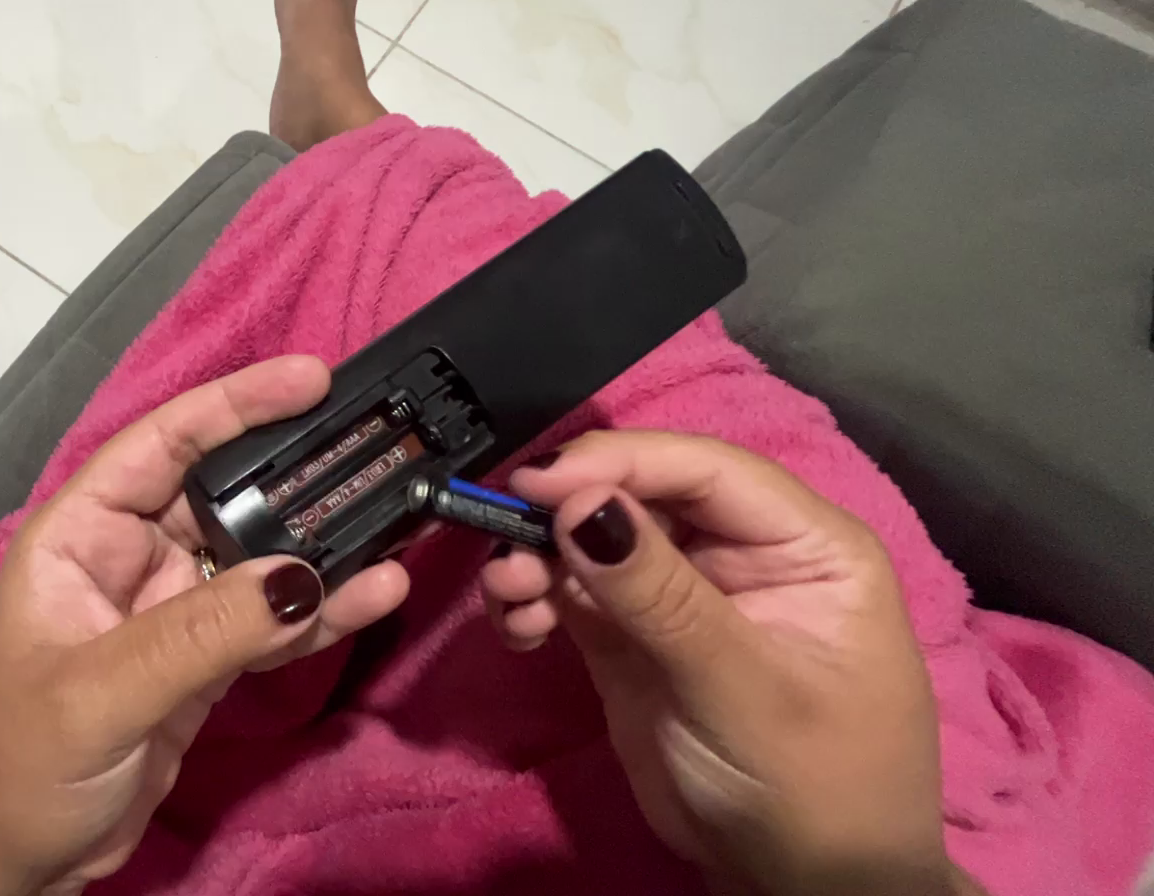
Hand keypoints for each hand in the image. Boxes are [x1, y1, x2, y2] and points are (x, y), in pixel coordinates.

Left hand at [0, 356, 409, 895]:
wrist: (19, 862)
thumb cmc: (23, 763)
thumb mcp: (102, 691)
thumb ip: (200, 632)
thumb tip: (301, 577)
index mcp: (83, 533)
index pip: (161, 443)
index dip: (233, 404)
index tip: (309, 378)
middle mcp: (132, 552)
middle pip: (223, 489)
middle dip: (294, 467)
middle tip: (373, 443)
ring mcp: (175, 603)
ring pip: (257, 552)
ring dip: (322, 541)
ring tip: (396, 516)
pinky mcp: (207, 652)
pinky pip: (270, 617)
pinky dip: (320, 608)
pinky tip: (374, 592)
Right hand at [481, 431, 978, 895]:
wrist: (792, 885)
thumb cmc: (810, 790)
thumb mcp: (741, 690)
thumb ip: (658, 594)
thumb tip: (576, 503)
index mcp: (801, 544)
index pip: (701, 468)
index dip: (616, 461)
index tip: (535, 483)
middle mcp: (731, 548)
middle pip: (629, 491)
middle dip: (560, 510)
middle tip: (503, 537)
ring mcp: (668, 582)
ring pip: (582, 532)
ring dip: (532, 554)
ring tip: (509, 596)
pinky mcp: (618, 619)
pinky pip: (560, 581)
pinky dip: (527, 595)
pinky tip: (519, 629)